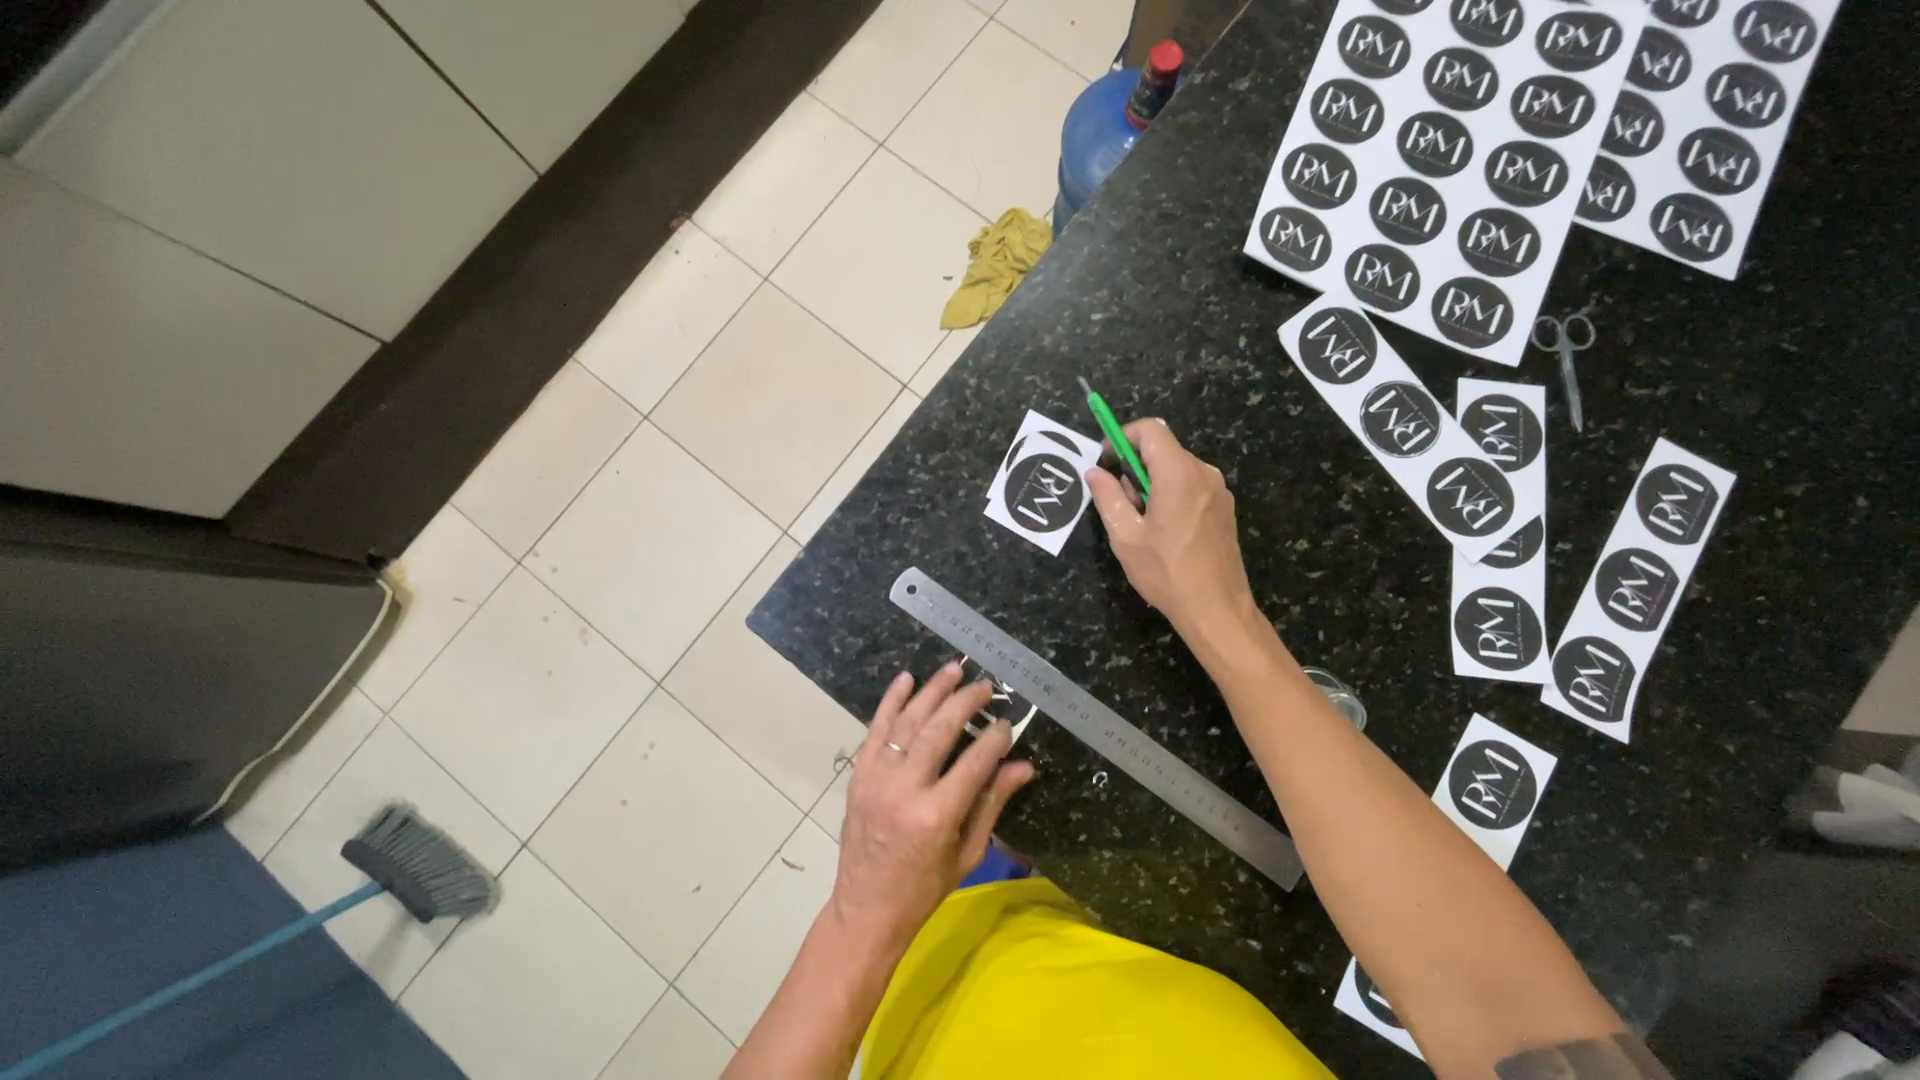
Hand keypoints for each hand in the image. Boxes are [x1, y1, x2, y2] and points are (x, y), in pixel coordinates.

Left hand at [829, 664, 1035, 952]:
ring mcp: (878, 779)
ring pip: (908, 722)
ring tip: (953, 670)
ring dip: (932, 692)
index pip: (974, 762)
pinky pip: (876, 730)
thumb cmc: (925, 888)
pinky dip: (891, 702)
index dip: (995, 739)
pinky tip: (907, 679)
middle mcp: (906, 790)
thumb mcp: (968, 852)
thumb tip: (1022, 766)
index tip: (1008, 723)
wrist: (866, 907)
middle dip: (965, 703)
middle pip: (940, 730)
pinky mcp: (859, 775)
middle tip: (985, 687)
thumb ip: (993, 804)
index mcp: (937, 815)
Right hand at [1086, 419, 1258, 638]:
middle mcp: (1203, 473)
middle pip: (1163, 449)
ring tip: (1139, 522)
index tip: (1105, 461)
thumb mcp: (1126, 536)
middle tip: (1118, 501)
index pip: (1150, 430)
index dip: (1122, 437)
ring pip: (1176, 469)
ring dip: (1151, 483)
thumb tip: (1094, 472)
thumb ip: (1108, 497)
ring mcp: (1218, 490)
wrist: (1216, 609)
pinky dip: (1170, 494)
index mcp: (1179, 473)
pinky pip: (1190, 486)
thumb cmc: (1167, 572)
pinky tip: (1162, 530)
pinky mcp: (1223, 508)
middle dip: (1134, 466)